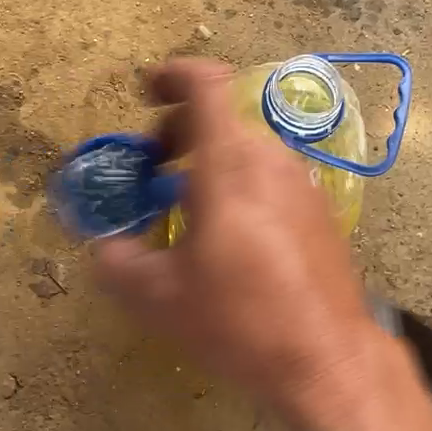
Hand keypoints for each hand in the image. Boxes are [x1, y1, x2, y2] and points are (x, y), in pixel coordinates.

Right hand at [97, 61, 431, 430]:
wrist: (327, 357)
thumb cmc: (238, 317)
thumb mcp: (160, 297)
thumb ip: (118, 262)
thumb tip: (104, 247)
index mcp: (228, 160)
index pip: (206, 83)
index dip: (173, 74)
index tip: (147, 91)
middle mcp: (269, 157)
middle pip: (222, 114)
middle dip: (180, 128)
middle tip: (153, 162)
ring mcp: (300, 180)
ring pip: (247, 146)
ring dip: (210, 158)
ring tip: (184, 203)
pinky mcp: (319, 208)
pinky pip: (269, 174)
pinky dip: (239, 180)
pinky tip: (228, 232)